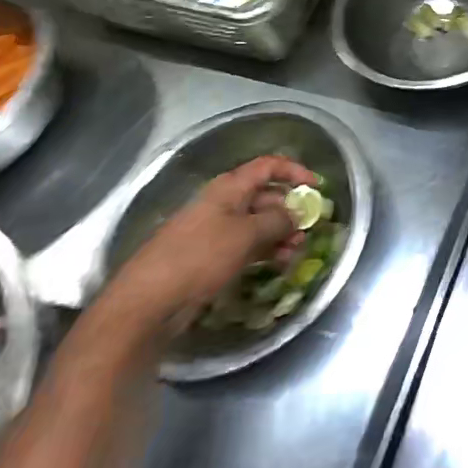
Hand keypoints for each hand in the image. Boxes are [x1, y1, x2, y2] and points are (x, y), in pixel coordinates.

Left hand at [102, 154, 316, 334]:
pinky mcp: (211, 256)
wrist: (150, 300)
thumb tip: (297, 212)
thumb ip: (277, 220)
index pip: (267, 167)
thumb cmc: (200, 257)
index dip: (293, 172)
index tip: (316, 187)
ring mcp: (215, 230)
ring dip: (280, 233)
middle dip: (290, 209)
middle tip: (309, 229)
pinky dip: (265, 250)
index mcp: (228, 188)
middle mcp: (223, 203)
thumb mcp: (246, 235)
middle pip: (264, 195)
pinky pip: (246, 244)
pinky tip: (278, 264)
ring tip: (296, 252)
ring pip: (257, 223)